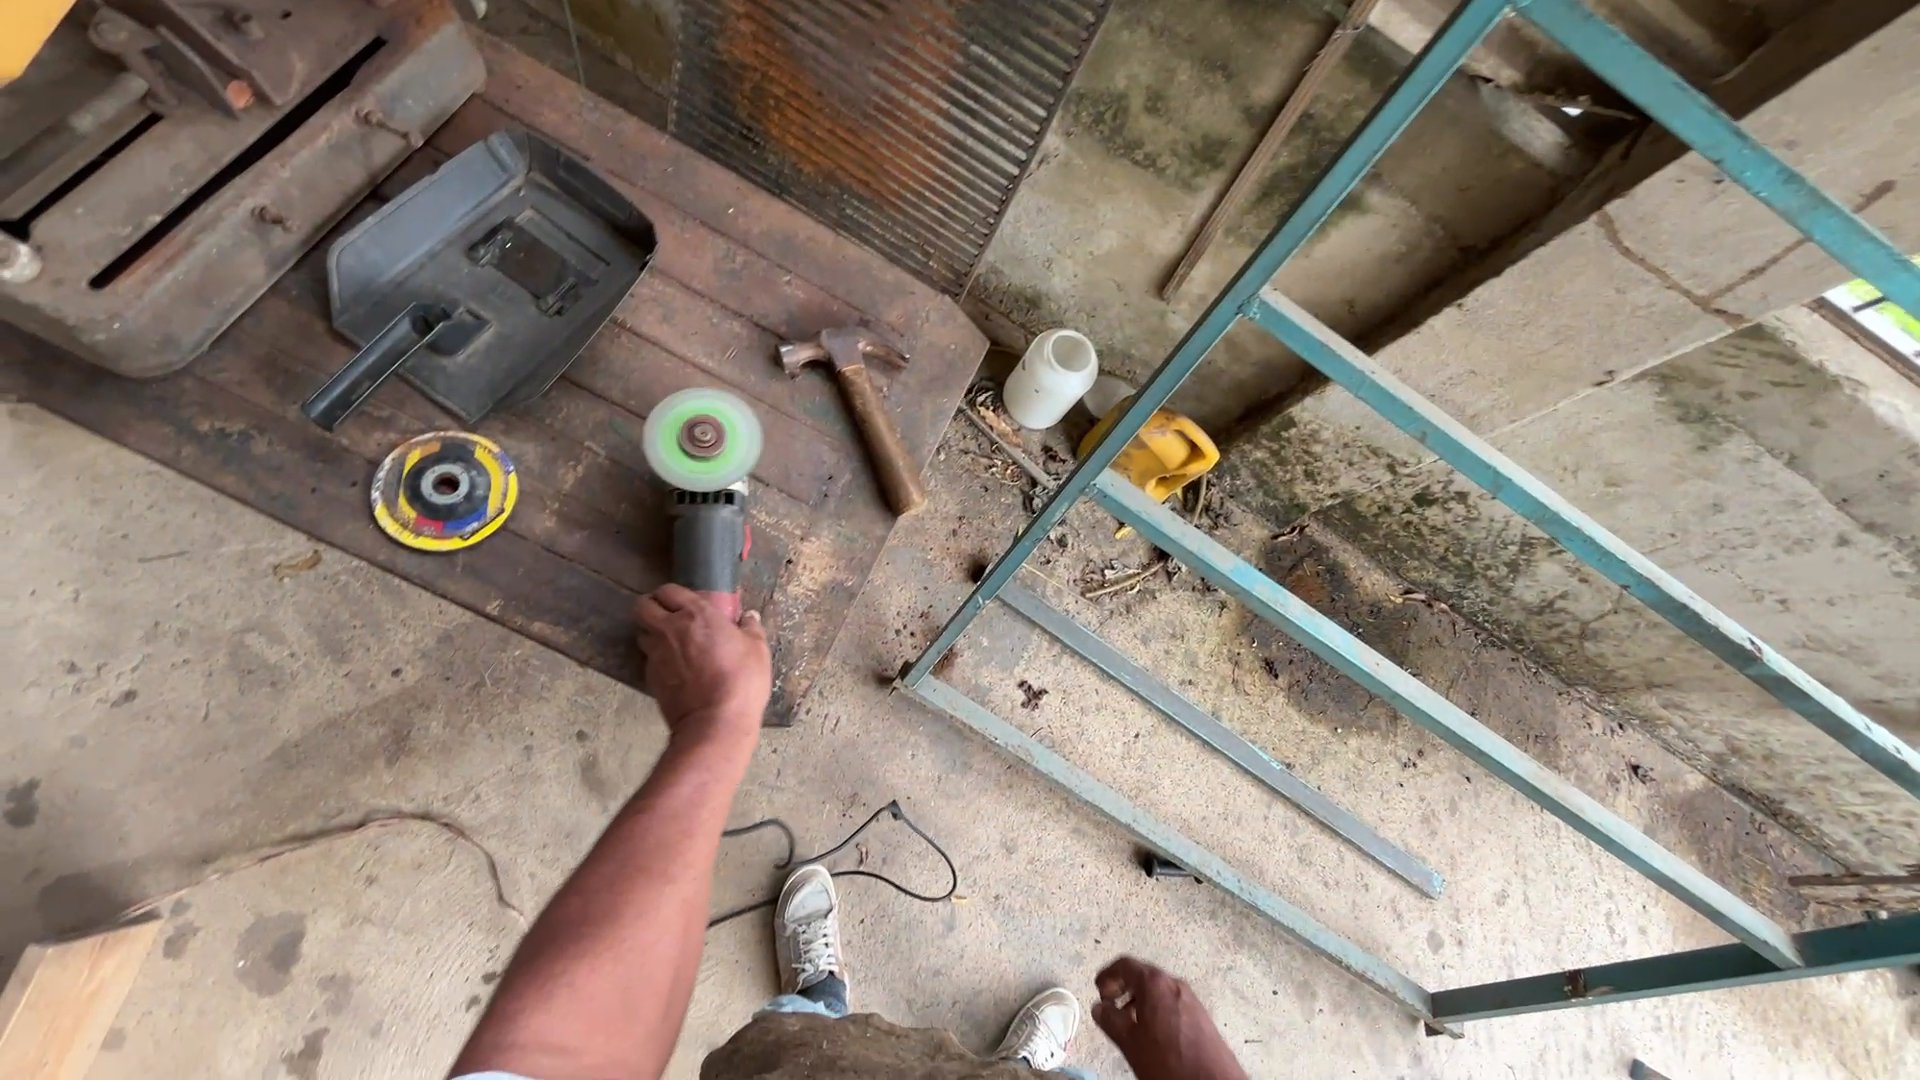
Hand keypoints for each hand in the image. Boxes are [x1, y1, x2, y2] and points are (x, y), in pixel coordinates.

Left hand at [635, 584, 770, 744]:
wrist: (715, 721)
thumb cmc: (741, 679)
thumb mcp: (757, 649)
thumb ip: (751, 628)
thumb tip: (749, 617)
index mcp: (696, 614)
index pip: (669, 590)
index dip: (673, 593)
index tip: (685, 601)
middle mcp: (670, 629)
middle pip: (643, 607)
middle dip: (652, 607)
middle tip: (669, 615)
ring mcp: (656, 654)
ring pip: (642, 633)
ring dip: (652, 632)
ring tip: (670, 641)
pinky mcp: (651, 678)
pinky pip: (649, 659)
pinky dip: (658, 658)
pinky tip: (675, 668)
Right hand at [1091, 957, 1246, 1079]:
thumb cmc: (1168, 1061)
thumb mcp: (1130, 1042)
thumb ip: (1110, 1020)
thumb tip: (1099, 1007)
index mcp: (1155, 983)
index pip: (1125, 965)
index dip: (1108, 975)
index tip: (1099, 991)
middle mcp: (1174, 983)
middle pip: (1143, 975)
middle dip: (1123, 988)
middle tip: (1110, 1006)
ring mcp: (1190, 999)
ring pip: (1158, 991)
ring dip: (1139, 1001)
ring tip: (1129, 1024)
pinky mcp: (1201, 1015)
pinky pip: (1172, 1003)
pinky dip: (1156, 1009)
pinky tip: (1153, 1034)